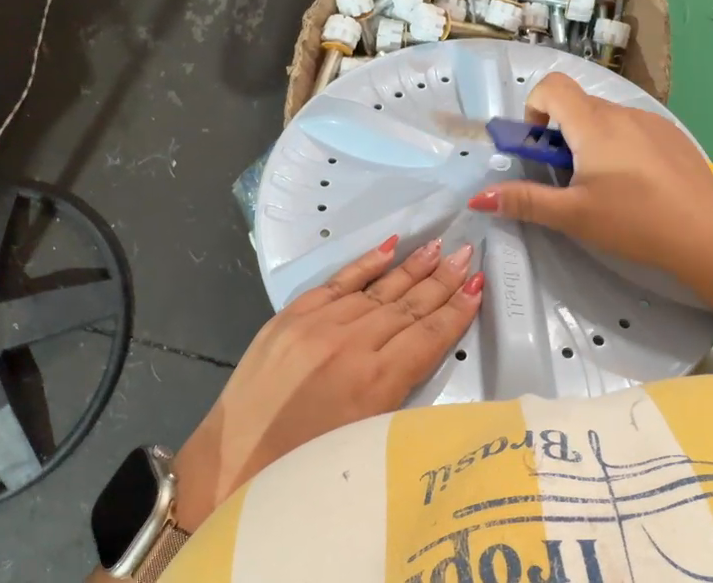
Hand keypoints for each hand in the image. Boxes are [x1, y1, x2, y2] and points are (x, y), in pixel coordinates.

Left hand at [171, 236, 481, 529]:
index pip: (428, 335)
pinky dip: (364, 265)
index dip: (457, 311)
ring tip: (440, 247)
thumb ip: (399, 388)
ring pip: (377, 289)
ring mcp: (318, 324)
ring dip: (412, 267)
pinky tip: (388, 248)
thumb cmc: (307, 467)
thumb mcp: (368, 438)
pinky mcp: (291, 316)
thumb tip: (424, 345)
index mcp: (375, 382)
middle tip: (467, 255)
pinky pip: (337, 282)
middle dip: (442, 280)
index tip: (479, 287)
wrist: (233, 464)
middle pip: (408, 304)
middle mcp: (351, 344)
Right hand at [466, 73, 712, 293]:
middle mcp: (621, 112)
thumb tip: (477, 198)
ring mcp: (651, 121)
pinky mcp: (673, 136)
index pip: (551, 86)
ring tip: (606, 187)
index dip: (535, 108)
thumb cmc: (634, 221)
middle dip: (562, 134)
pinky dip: (622, 146)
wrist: (709, 235)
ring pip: (607, 118)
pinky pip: (634, 129)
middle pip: (578, 105)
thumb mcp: (573, 216)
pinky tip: (638, 186)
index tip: (540, 147)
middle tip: (569, 178)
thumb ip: (524, 201)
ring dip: (592, 141)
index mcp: (592, 124)